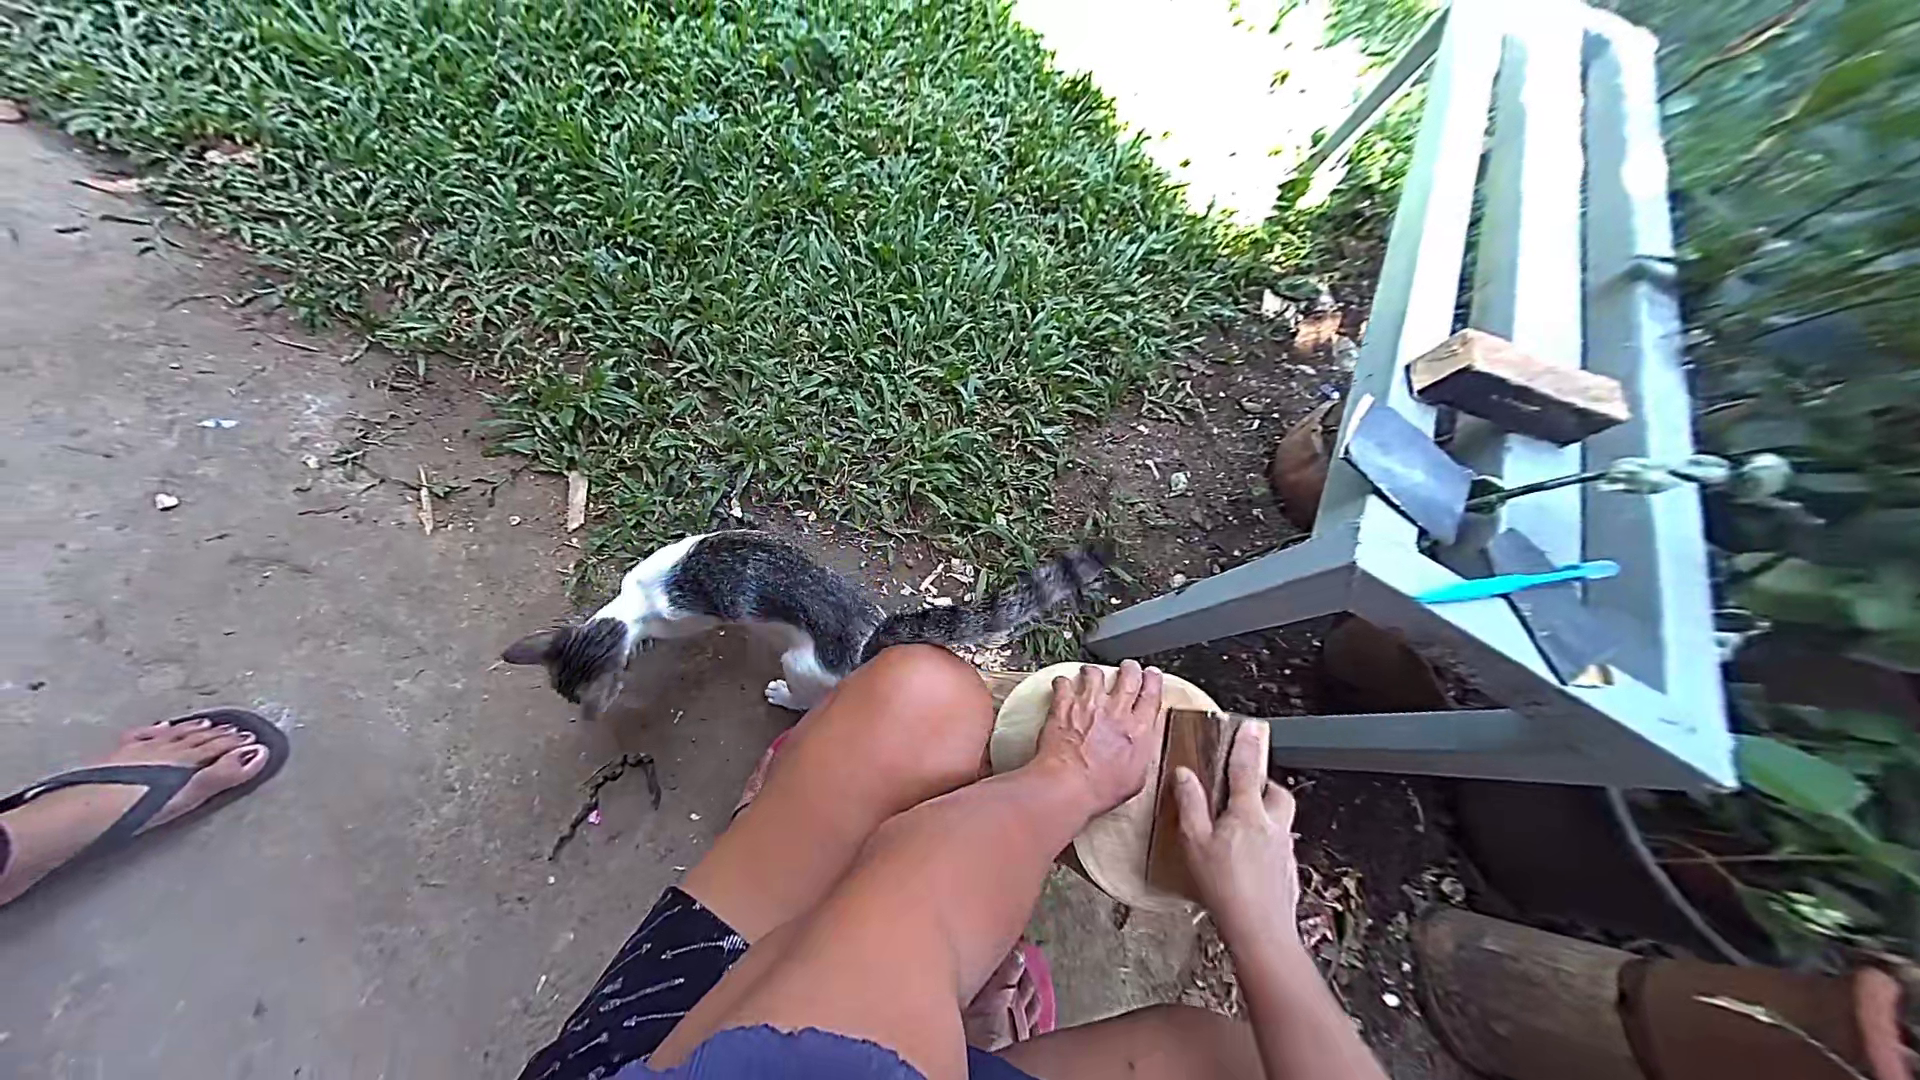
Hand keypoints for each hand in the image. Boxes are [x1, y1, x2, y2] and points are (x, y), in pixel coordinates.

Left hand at [1032, 660, 1163, 815]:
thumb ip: (1140, 755)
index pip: (1152, 695)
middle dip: (1130, 668)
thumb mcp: (1136, 779)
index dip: (1153, 681)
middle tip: (1128, 667)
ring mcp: (1089, 704)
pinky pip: (1064, 682)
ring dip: (1093, 672)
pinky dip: (1063, 682)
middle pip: (1129, 677)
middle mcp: (1115, 711)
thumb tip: (1141, 749)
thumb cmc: (1100, 788)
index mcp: (1138, 729)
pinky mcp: (1064, 704)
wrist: (1069, 784)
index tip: (1152, 675)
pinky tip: (1062, 686)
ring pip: (1095, 673)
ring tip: (1090, 673)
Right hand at [1174, 720, 1301, 947]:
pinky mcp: (1288, 871)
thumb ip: (1191, 804)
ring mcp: (1284, 850)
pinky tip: (1248, 854)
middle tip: (1246, 781)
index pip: (1247, 770)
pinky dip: (1265, 839)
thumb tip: (1184, 775)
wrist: (1262, 934)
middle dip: (1264, 782)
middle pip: (1276, 793)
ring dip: (1265, 811)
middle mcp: (1272, 827)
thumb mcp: (1195, 842)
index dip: (1248, 745)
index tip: (1252, 726)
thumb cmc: (1225, 889)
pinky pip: (1279, 843)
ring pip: (1280, 819)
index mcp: (1248, 815)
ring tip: (1242, 820)